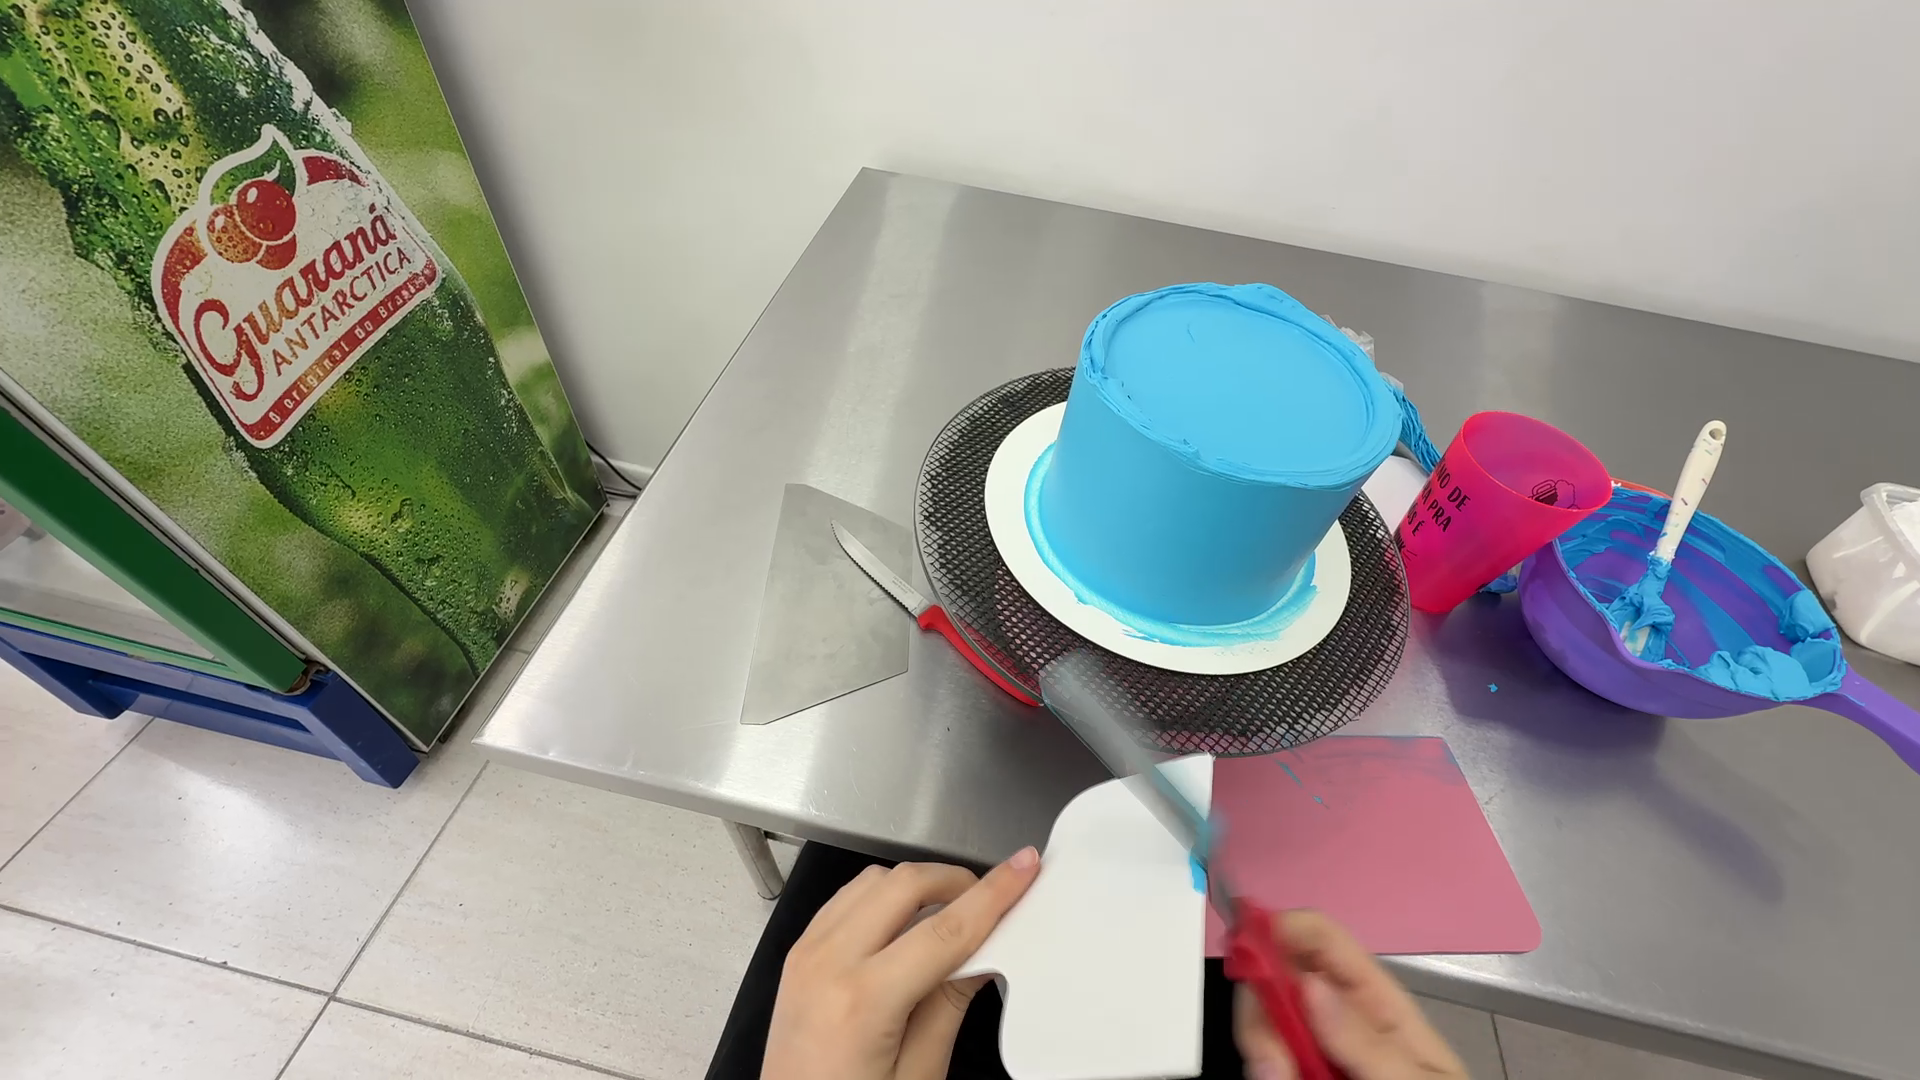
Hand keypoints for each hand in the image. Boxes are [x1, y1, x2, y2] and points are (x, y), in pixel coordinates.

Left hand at [761, 847, 1040, 1079]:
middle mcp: (827, 963)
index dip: (993, 893)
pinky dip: (883, 895)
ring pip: (875, 879)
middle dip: (955, 880)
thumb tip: (986, 948)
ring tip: (948, 914)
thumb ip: (951, 1004)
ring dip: (918, 885)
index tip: (1021, 869)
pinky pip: (847, 896)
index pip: (945, 929)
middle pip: (906, 883)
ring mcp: (807, 952)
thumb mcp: (919, 1075)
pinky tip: (904, 921)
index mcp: (862, 1001)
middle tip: (989, 898)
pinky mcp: (799, 952)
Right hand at [1234, 910, 1468, 1079]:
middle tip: (1269, 1062)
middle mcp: (1334, 1017)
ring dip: (1258, 1048)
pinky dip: (1262, 1071)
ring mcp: (1311, 1050)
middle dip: (1260, 1007)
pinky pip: (1262, 1061)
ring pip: (1259, 1020)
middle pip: (1273, 976)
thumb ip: (1370, 1044)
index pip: (1320, 937)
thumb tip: (1311, 986)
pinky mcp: (1293, 1073)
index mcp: (1374, 1003)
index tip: (1248, 949)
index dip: (1281, 927)